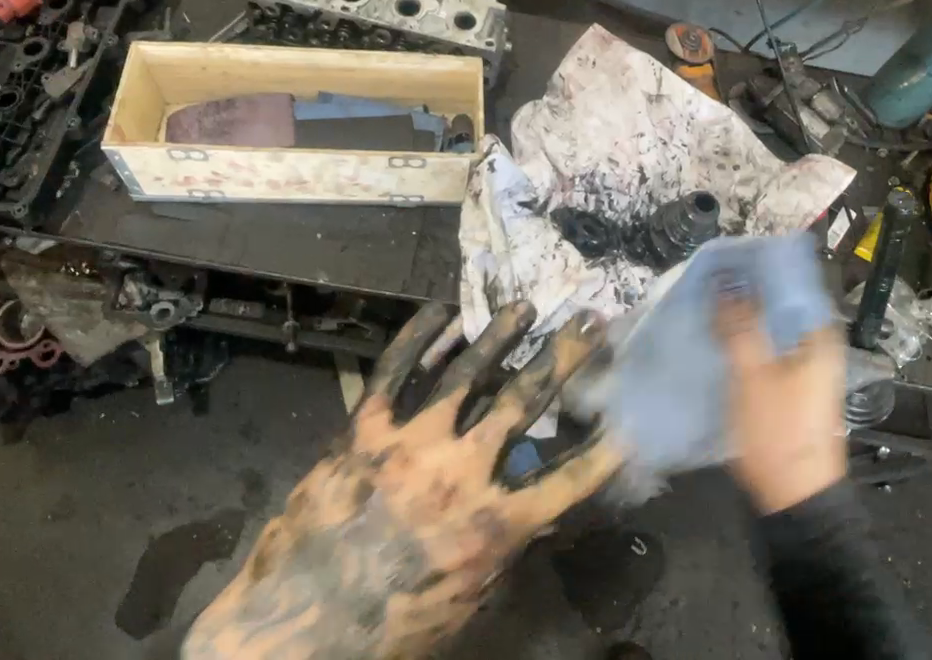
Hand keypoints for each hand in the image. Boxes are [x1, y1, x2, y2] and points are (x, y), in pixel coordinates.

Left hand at [184, 302, 621, 659]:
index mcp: (491, 525)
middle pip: (522, 404)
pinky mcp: (365, 427)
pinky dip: (419, 337)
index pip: (566, 481)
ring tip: (522, 308)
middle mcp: (459, 472)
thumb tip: (529, 510)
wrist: (300, 621)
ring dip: (497, 337)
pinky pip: (395, 370)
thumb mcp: (465, 597)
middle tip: (586, 324)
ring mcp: (410, 442)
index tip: (631, 416)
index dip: (605, 448)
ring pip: (464, 375)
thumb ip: (500, 546)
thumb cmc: (391, 623)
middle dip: (559, 360)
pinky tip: (441, 311)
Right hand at [715, 287, 845, 513]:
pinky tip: (712, 339)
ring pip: (765, 330)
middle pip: (775, 306)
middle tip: (703, 279)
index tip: (723, 256)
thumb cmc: (777, 433)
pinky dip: (740, 342)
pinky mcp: (784, 388)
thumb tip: (725, 279)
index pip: (790, 283)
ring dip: (737, 318)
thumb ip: (738, 324)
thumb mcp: (752, 374)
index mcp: (818, 337)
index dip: (758, 268)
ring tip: (701, 303)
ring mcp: (801, 369)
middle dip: (741, 292)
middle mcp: (814, 347)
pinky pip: (761, 351)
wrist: (793, 499)